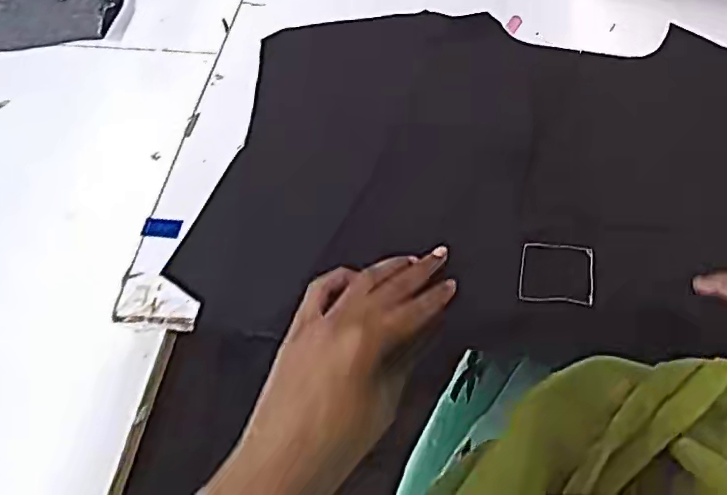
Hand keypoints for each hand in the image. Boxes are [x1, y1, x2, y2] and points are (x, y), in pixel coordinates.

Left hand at [204, 249, 456, 494]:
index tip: (450, 285)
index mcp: (366, 342)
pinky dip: (340, 277)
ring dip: (387, 266)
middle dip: (419, 269)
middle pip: (389, 286)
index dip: (436, 296)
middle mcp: (341, 324)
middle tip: (438, 256)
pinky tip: (354, 275)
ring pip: (359, 279)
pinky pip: (320, 288)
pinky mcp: (297, 330)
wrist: (276, 471)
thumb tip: (422, 336)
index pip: (412, 309)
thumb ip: (405, 361)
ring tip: (408, 259)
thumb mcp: (382, 406)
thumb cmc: (325, 452)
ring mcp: (317, 323)